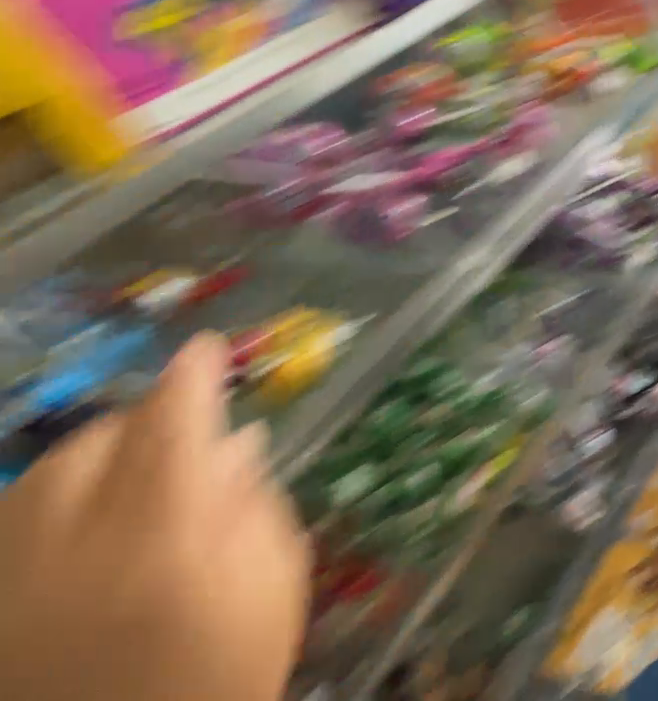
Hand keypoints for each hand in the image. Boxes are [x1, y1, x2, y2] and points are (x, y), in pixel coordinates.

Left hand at [0, 334, 310, 700]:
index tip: (205, 349)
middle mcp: (69, 552)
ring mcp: (7, 583)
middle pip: (92, 448)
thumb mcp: (273, 583)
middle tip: (182, 426)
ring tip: (135, 469)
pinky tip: (82, 514)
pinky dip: (48, 496)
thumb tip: (237, 443)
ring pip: (36, 478)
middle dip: (141, 422)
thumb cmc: (228, 665)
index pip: (171, 433)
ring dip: (92, 455)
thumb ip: (256, 507)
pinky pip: (6, 520)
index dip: (190, 382)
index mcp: (165, 542)